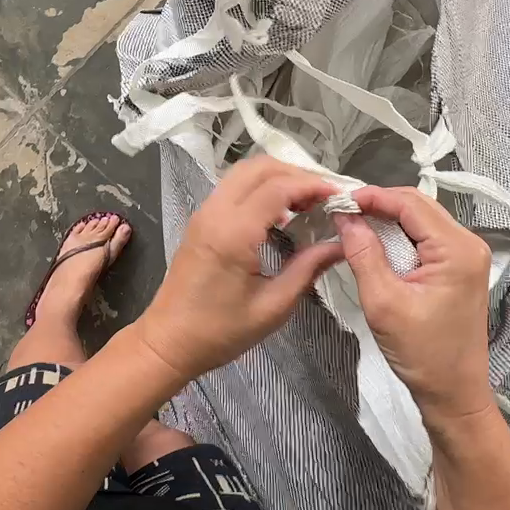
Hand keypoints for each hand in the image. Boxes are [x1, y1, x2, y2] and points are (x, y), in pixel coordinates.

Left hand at [133, 155, 346, 379]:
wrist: (168, 341)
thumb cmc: (220, 331)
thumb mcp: (273, 307)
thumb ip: (307, 269)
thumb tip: (340, 245)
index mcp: (233, 233)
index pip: (278, 187)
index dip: (312, 185)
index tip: (339, 196)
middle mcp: (216, 212)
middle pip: (259, 167)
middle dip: (296, 174)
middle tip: (324, 196)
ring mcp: (204, 213)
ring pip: (244, 172)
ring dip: (277, 177)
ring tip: (307, 202)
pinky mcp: (201, 220)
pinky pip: (233, 187)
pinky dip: (260, 187)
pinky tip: (281, 212)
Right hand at [335, 186, 495, 424]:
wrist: (453, 394)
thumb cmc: (421, 353)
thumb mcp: (383, 302)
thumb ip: (363, 253)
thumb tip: (344, 216)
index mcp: (456, 249)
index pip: (410, 204)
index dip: (372, 197)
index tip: (338, 200)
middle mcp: (468, 244)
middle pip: (417, 205)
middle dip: (379, 203)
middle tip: (342, 210)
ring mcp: (466, 255)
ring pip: (420, 219)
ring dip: (387, 217)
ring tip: (353, 222)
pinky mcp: (459, 267)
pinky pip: (425, 236)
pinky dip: (398, 233)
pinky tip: (375, 240)